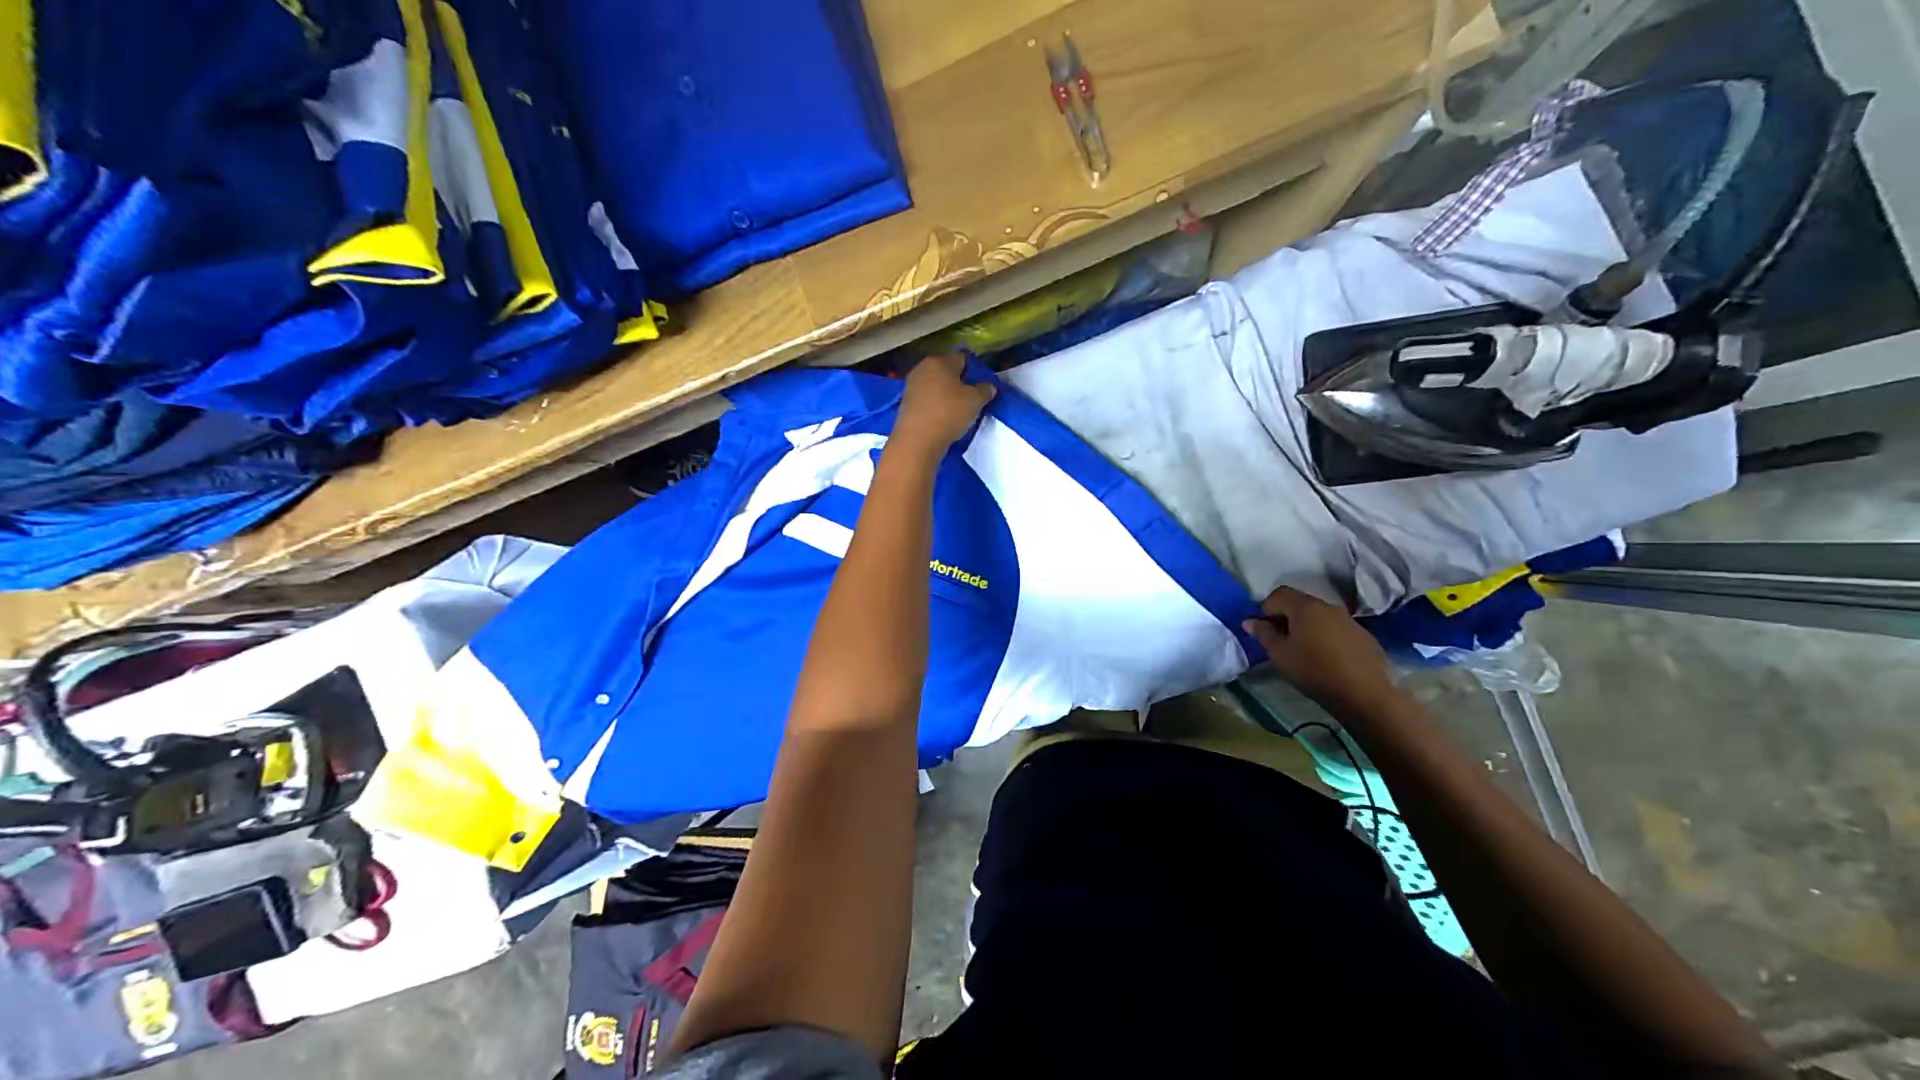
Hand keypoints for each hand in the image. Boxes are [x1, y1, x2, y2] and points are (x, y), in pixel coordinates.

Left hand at [894, 353, 994, 453]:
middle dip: (958, 381)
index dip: (974, 369)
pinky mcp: (905, 402)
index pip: (962, 357)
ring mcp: (911, 384)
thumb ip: (985, 390)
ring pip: (935, 384)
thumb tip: (988, 386)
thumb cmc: (949, 413)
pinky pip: (926, 398)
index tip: (981, 385)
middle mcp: (923, 367)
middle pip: (946, 370)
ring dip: (945, 393)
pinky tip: (941, 416)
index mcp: (940, 360)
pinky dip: (934, 404)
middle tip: (970, 397)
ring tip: (956, 409)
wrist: (917, 440)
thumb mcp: (975, 401)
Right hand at [1243, 586, 1396, 713]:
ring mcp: (1349, 621)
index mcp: (1305, 607)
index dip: (1266, 609)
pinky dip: (1327, 637)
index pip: (1279, 594)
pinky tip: (1328, 659)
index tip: (1265, 631)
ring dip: (1308, 628)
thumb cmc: (1313, 670)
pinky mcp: (1364, 636)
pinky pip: (1337, 629)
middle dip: (1287, 618)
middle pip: (1300, 603)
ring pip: (1320, 617)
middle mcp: (1328, 606)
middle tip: (1282, 642)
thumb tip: (1250, 621)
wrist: (1363, 693)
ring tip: (1305, 652)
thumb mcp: (1280, 654)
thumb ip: (1264, 634)